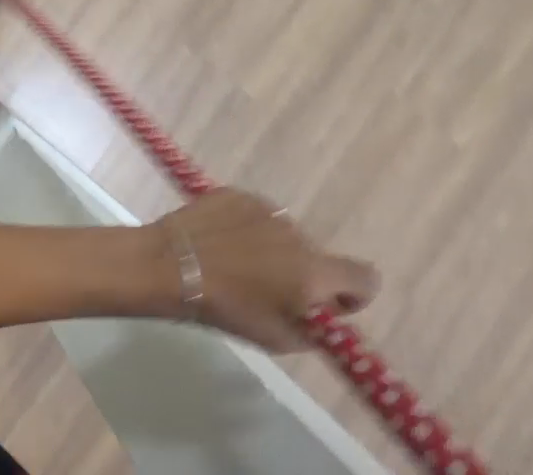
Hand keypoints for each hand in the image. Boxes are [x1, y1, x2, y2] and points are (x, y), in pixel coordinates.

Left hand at [151, 188, 379, 352]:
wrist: (167, 264)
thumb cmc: (222, 307)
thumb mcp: (275, 338)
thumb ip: (311, 332)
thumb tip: (319, 321)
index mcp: (313, 271)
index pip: (365, 277)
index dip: (352, 294)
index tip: (325, 305)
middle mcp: (297, 233)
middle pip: (315, 256)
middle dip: (301, 273)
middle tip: (265, 288)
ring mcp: (265, 207)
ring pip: (283, 233)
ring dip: (272, 248)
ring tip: (234, 262)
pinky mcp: (235, 193)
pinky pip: (254, 214)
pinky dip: (245, 227)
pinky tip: (218, 240)